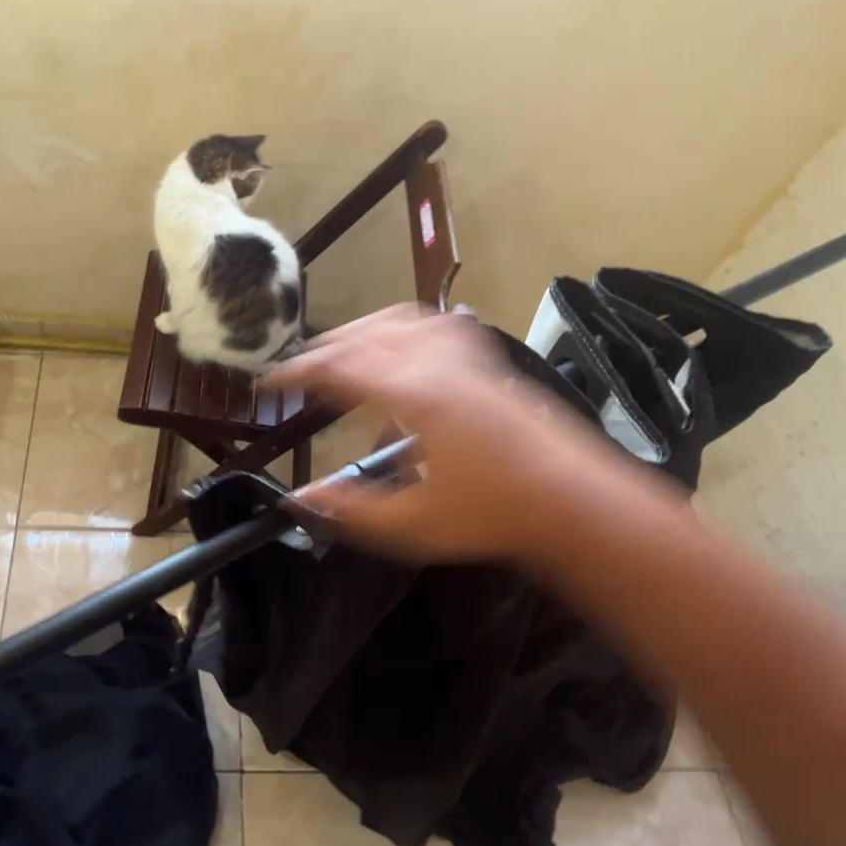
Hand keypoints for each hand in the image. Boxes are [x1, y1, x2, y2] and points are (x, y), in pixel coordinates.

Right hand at [271, 305, 686, 567]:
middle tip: (302, 372)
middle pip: (369, 334)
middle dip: (328, 348)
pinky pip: (437, 325)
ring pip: (404, 320)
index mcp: (415, 397)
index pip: (342, 367)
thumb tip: (297, 500)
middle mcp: (438, 365)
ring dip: (365, 331)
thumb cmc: (492, 515)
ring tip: (344, 354)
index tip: (271, 381)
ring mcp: (468, 359)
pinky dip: (406, 328)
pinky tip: (404, 349)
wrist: (574, 503)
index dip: (300, 371)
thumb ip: (349, 510)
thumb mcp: (411, 524)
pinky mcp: (488, 365)